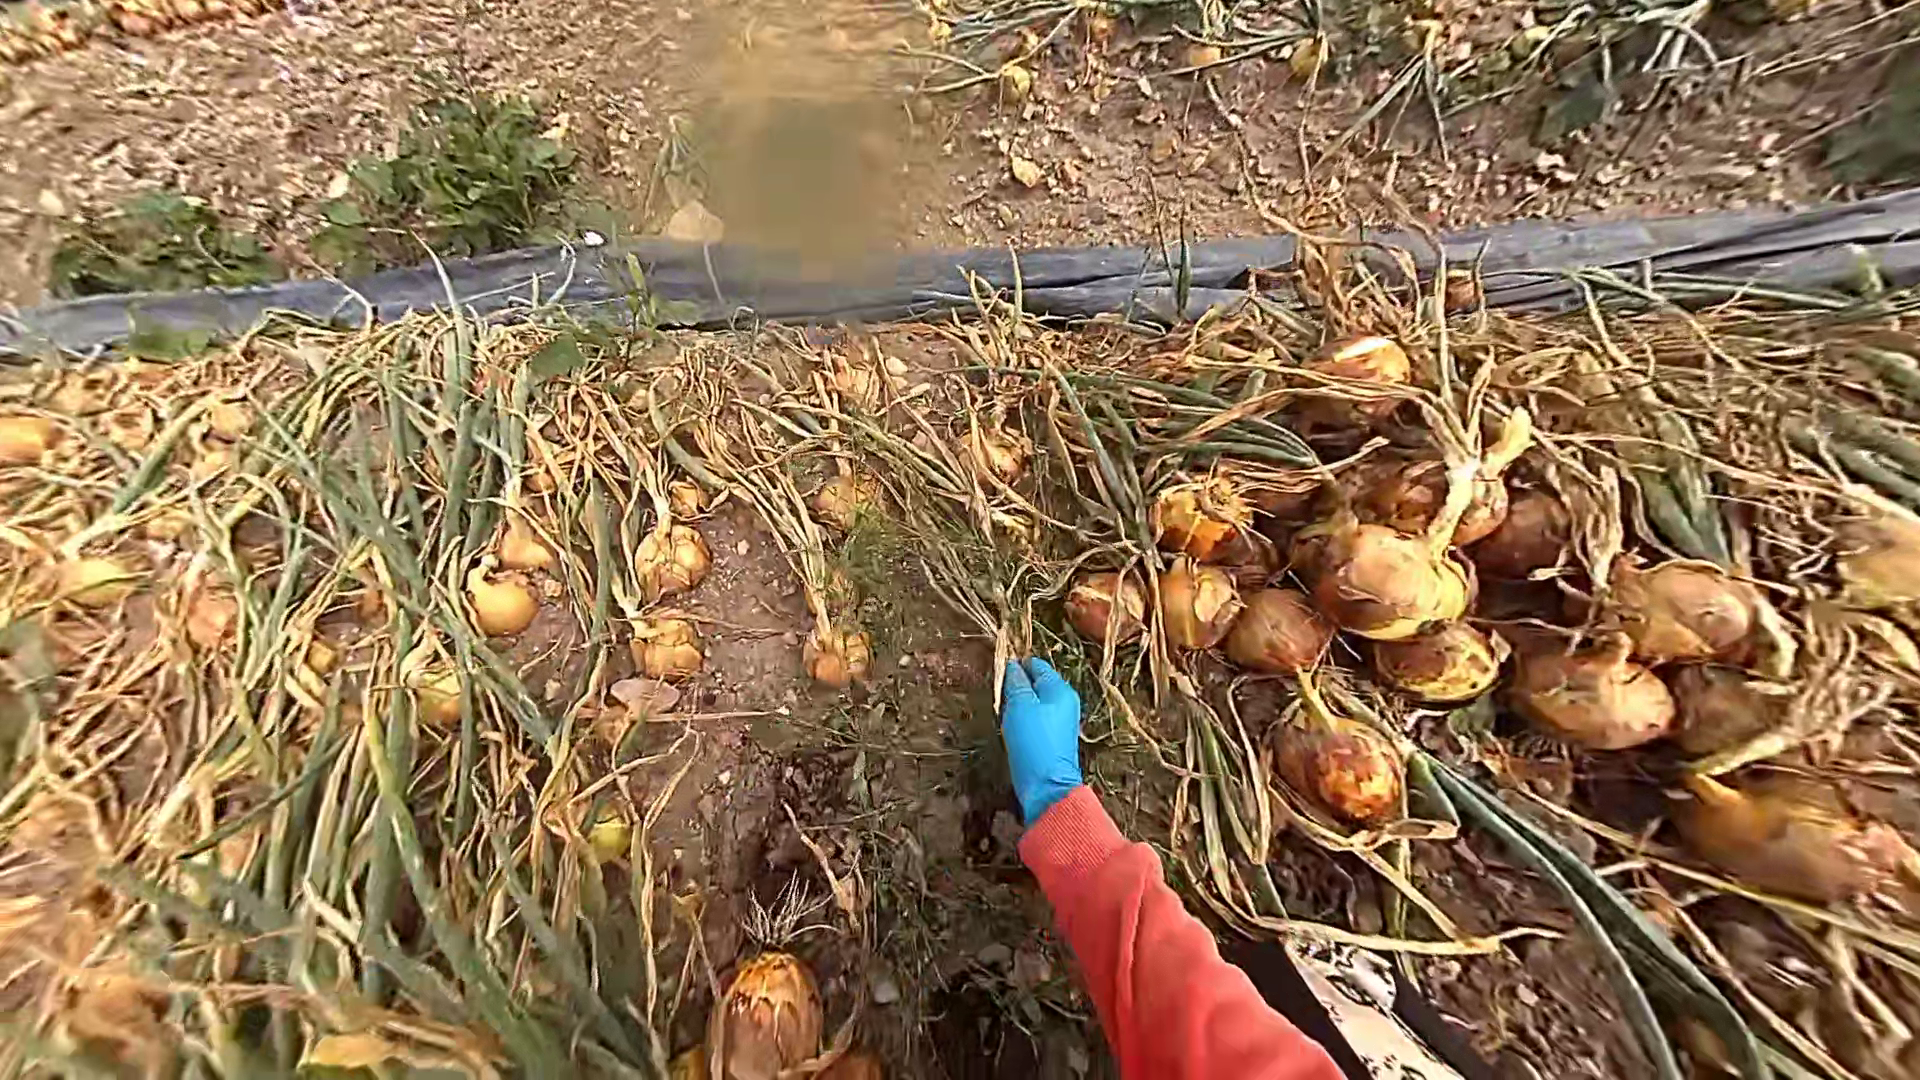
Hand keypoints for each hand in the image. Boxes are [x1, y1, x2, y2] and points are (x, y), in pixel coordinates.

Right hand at [1001, 656, 1083, 823]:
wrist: (1047, 788)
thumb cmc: (1034, 743)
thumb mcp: (1020, 706)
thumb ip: (1016, 683)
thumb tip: (1013, 665)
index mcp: (1060, 690)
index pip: (1037, 665)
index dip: (1017, 665)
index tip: (998, 670)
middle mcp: (1065, 703)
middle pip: (1037, 683)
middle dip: (1018, 684)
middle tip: (997, 690)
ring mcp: (1061, 722)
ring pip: (1036, 701)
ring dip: (1019, 703)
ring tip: (1002, 708)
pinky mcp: (1053, 739)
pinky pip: (1036, 719)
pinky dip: (1023, 718)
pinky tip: (1011, 726)